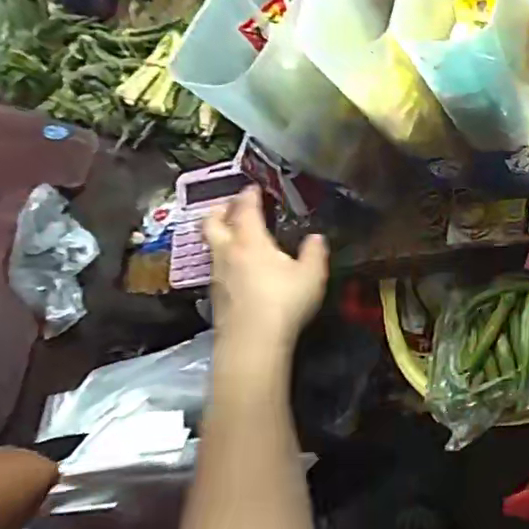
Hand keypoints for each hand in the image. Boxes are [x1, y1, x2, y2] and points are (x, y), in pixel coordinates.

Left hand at [200, 187, 327, 344]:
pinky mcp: (215, 296)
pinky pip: (217, 267)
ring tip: (235, 235)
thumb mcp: (311, 275)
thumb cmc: (284, 302)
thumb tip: (316, 237)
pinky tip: (239, 268)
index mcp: (250, 240)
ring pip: (212, 245)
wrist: (252, 341)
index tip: (253, 187)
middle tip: (231, 205)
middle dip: (221, 209)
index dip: (248, 195)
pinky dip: (225, 258)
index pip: (245, 209)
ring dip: (221, 234)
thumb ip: (314, 252)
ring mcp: (217, 275)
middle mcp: (228, 252)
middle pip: (213, 222)